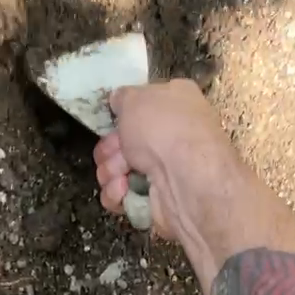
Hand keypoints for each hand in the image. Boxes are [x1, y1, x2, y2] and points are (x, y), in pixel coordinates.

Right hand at [95, 80, 242, 246]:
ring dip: (110, 172)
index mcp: (172, 102)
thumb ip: (122, 97)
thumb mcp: (135, 99)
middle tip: (115, 152)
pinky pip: (121, 196)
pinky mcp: (153, 197)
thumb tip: (117, 99)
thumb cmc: (163, 129)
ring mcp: (161, 168)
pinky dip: (116, 195)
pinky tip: (123, 191)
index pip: (137, 108)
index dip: (120, 117)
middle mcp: (168, 134)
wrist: (185, 177)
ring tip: (120, 175)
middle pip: (121, 142)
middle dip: (109, 149)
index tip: (111, 124)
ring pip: (116, 170)